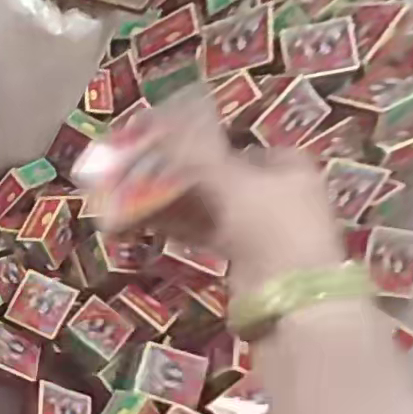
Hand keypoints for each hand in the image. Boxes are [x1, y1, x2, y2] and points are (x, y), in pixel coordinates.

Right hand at [99, 92, 343, 296]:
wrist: (287, 292)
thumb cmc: (271, 226)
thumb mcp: (232, 183)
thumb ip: (195, 155)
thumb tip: (161, 121)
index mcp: (284, 164)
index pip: (232, 146)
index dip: (196, 145)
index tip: (159, 149)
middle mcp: (272, 191)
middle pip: (212, 178)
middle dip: (172, 178)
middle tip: (133, 176)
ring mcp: (254, 225)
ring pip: (201, 207)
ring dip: (164, 204)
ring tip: (125, 200)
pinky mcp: (237, 253)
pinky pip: (198, 231)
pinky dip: (171, 226)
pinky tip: (138, 223)